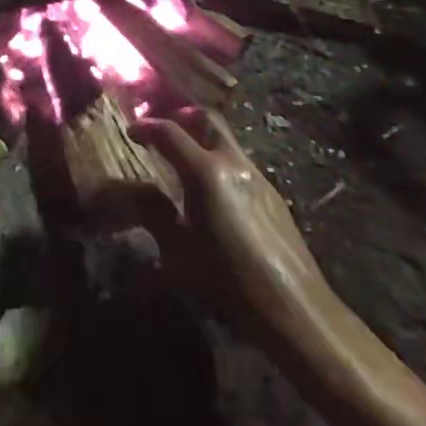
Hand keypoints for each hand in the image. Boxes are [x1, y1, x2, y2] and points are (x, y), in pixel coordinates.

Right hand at [134, 110, 425, 425]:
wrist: (293, 307)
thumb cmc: (227, 281)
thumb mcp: (178, 251)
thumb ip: (152, 213)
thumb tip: (133, 189)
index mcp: (206, 172)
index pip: (170, 133)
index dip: (147, 128)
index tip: (132, 132)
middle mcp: (234, 163)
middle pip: (207, 120)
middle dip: (182, 118)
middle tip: (162, 132)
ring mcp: (258, 176)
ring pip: (227, 140)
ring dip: (203, 139)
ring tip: (183, 162)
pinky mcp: (273, 194)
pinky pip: (240, 163)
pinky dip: (219, 161)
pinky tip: (212, 193)